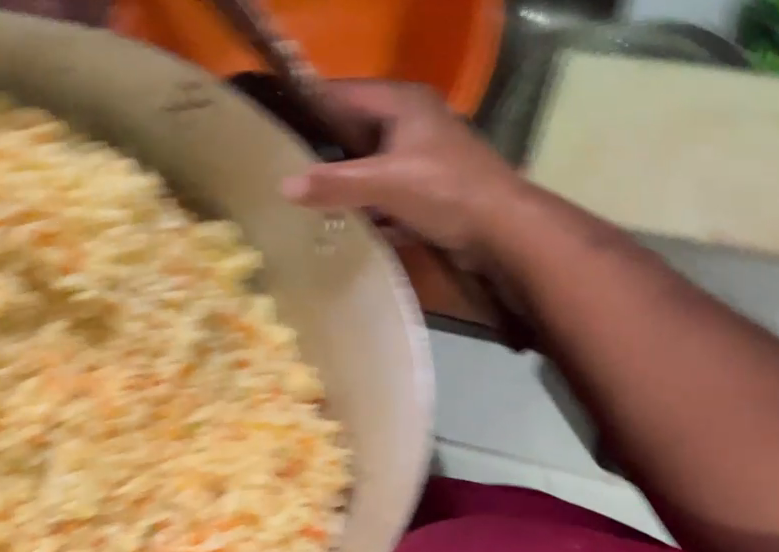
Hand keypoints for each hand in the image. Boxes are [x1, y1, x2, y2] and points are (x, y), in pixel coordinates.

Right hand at [280, 81, 530, 261]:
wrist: (502, 230)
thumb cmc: (445, 191)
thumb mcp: (385, 184)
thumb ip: (335, 184)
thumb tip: (284, 186)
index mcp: (402, 103)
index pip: (344, 94)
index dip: (310, 107)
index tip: (276, 126)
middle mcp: (412, 123)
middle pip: (355, 134)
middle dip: (325, 154)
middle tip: (286, 171)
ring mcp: (422, 158)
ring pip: (371, 167)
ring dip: (347, 187)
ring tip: (307, 202)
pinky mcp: (429, 191)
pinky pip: (387, 196)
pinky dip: (370, 210)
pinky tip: (347, 226)